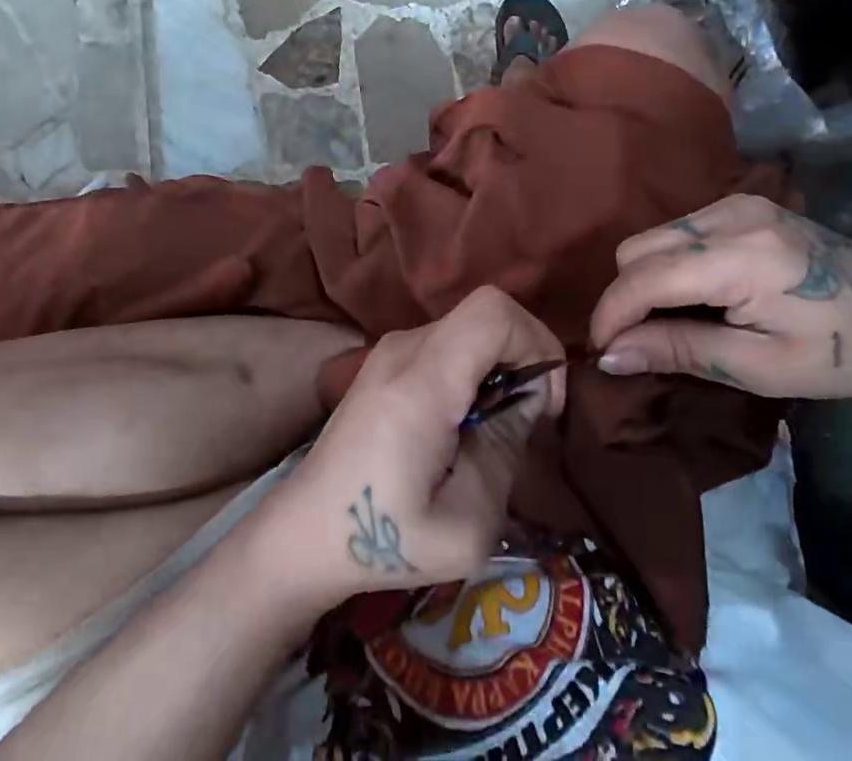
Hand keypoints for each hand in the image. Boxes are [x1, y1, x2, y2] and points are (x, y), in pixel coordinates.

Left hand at [252, 287, 565, 608]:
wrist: (307, 531)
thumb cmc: (385, 540)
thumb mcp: (468, 522)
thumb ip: (506, 449)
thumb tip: (528, 400)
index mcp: (421, 382)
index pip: (493, 312)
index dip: (537, 345)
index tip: (544, 406)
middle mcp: (401, 350)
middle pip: (485, 315)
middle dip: (523, 360)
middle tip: (526, 423)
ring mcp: (387, 352)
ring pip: (467, 330)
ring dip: (498, 369)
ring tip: (493, 431)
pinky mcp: (383, 364)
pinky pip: (446, 345)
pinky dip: (472, 373)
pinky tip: (462, 425)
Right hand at [589, 195, 851, 401]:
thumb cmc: (842, 354)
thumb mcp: (758, 367)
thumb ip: (678, 350)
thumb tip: (607, 356)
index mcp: (745, 256)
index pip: (645, 277)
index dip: (611, 314)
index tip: (600, 352)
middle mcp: (734, 215)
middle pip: (638, 250)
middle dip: (625, 298)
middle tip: (638, 343)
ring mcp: (739, 203)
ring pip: (651, 238)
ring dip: (644, 281)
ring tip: (668, 322)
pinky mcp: (742, 205)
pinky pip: (675, 232)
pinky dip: (666, 266)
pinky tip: (693, 296)